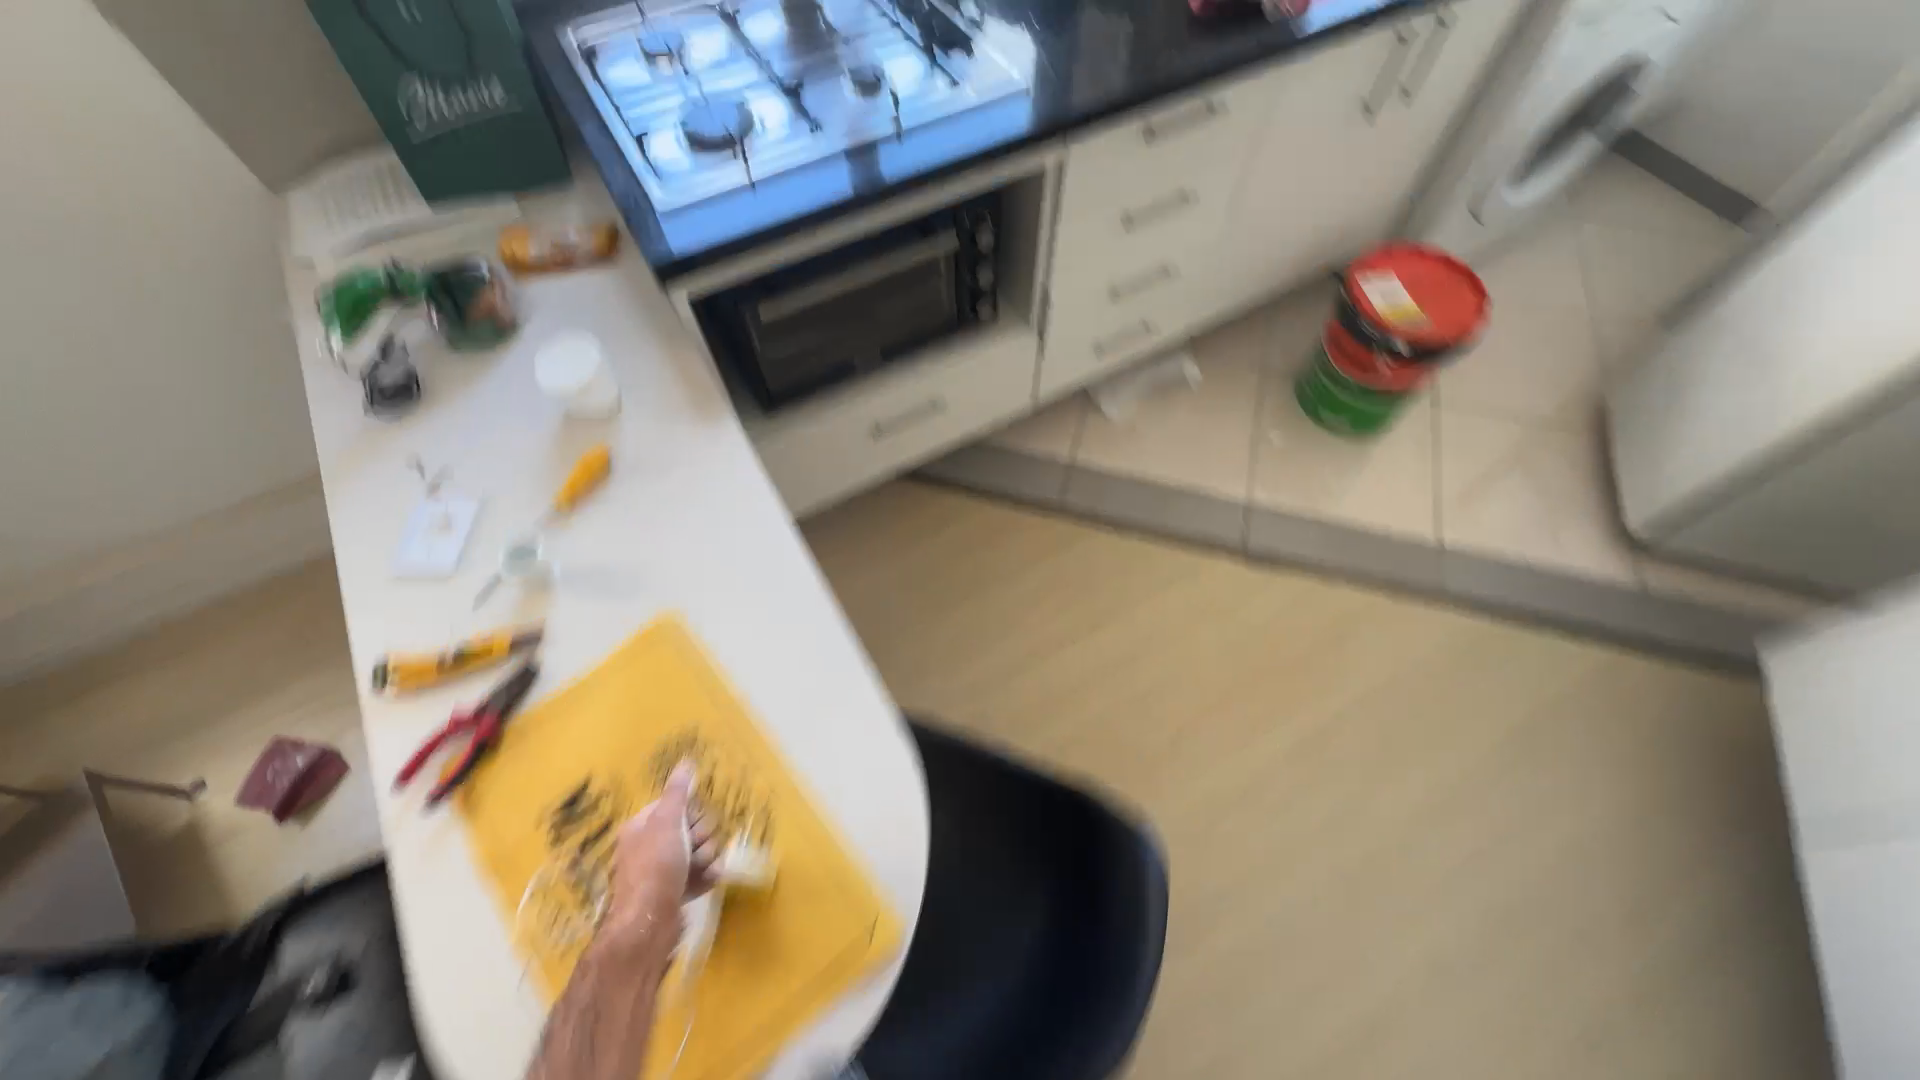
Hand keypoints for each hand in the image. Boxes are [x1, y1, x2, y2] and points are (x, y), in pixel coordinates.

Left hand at [604, 761, 719, 951]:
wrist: (649, 923)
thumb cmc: (655, 866)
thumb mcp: (667, 822)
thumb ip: (678, 792)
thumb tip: (686, 762)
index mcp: (643, 826)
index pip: (677, 806)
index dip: (690, 813)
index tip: (691, 822)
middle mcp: (651, 846)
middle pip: (692, 828)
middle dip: (701, 838)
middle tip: (693, 848)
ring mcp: (663, 872)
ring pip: (699, 852)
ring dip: (706, 859)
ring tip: (699, 870)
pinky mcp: (675, 893)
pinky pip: (700, 875)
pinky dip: (706, 877)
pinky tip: (708, 881)